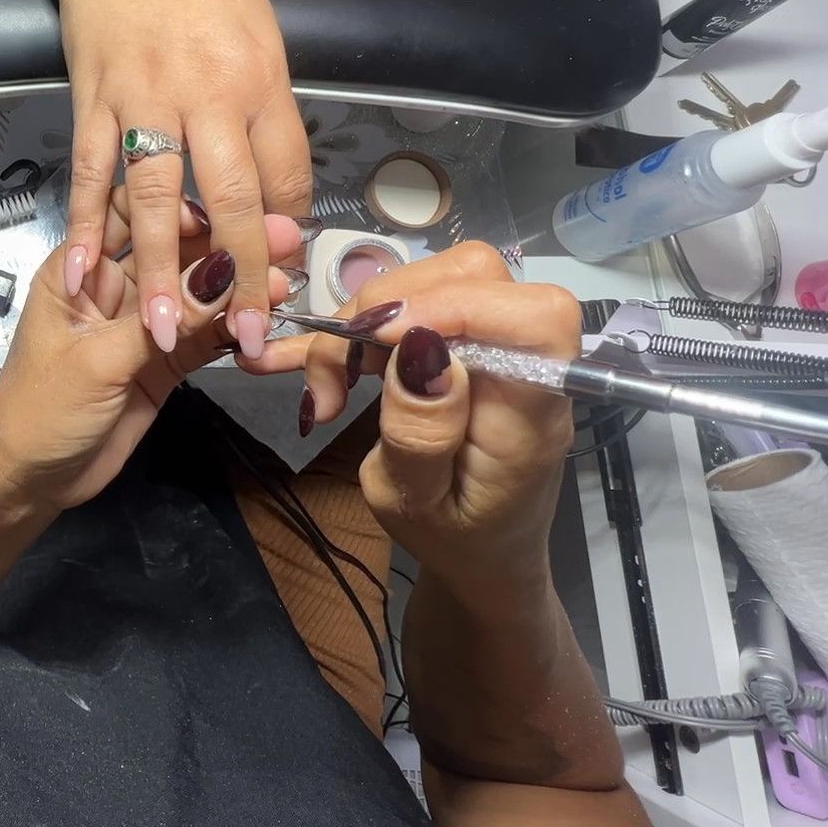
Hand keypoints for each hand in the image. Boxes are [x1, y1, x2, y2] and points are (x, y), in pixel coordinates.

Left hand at [0, 192, 303, 511]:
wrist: (31, 482)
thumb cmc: (41, 410)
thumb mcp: (98, 360)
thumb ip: (163, 319)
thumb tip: (226, 273)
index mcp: (78, 267)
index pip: (130, 215)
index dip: (176, 210)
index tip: (224, 215)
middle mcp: (113, 286)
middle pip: (173, 251)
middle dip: (222, 246)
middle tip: (280, 240)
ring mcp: (141, 323)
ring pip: (195, 294)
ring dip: (236, 289)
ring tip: (283, 283)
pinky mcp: (163, 360)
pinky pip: (203, 334)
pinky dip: (232, 329)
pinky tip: (267, 318)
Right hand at [54, 0, 311, 365]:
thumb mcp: (260, 33)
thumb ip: (267, 109)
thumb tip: (268, 185)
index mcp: (260, 77)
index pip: (285, 174)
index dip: (286, 229)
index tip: (280, 268)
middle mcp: (207, 94)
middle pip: (230, 200)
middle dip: (239, 275)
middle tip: (243, 337)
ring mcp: (144, 101)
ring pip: (156, 200)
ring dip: (158, 271)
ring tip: (160, 331)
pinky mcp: (92, 104)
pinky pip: (91, 176)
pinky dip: (86, 229)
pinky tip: (84, 275)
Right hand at [240, 243, 580, 588]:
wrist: (481, 550)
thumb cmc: (454, 539)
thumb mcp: (418, 504)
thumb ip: (421, 432)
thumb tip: (418, 346)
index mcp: (529, 410)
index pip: (532, 316)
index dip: (451, 304)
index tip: (376, 340)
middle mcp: (522, 363)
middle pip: (469, 276)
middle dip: (382, 308)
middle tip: (338, 372)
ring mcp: (493, 347)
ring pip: (429, 280)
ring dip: (362, 321)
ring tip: (332, 380)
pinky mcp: (460, 344)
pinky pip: (408, 306)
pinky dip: (347, 328)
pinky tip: (294, 355)